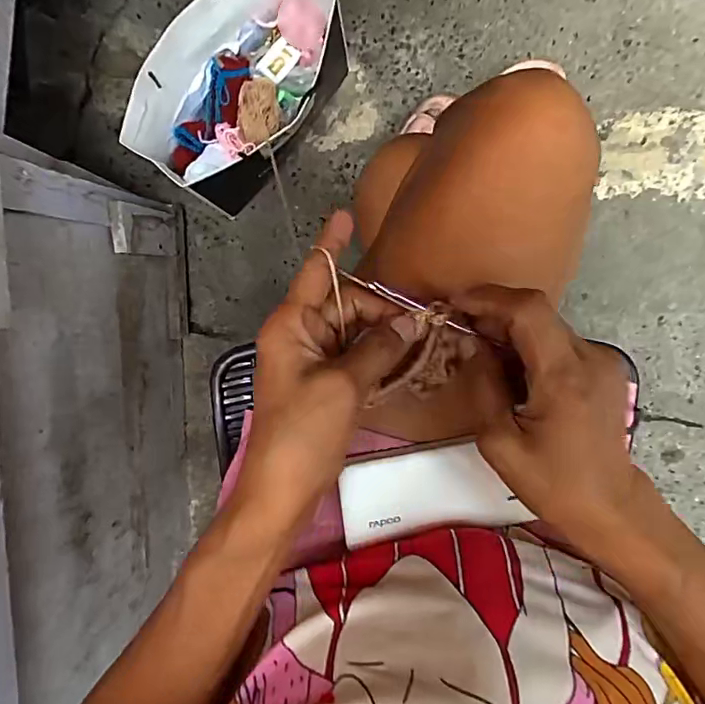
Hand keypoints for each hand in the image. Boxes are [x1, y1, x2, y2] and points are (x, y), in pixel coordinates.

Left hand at [235, 212, 423, 517]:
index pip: (315, 272)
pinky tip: (404, 359)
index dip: (332, 243)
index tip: (345, 215)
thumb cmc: (304, 433)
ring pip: (353, 330)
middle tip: (421, 325)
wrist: (283, 488)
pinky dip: (377, 355)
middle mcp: (297, 334)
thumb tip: (412, 322)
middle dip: (381, 308)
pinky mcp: (322, 384)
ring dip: (383, 333)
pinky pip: (353, 356)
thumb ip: (379, 348)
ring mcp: (309, 360)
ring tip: (420, 340)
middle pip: (344, 303)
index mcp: (291, 324)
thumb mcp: (344, 386)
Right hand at [455, 285, 683, 570]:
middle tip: (458, 327)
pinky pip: (558, 343)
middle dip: (493, 314)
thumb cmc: (552, 483)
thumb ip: (483, 386)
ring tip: (479, 351)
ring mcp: (602, 361)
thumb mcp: (500, 443)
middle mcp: (590, 358)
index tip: (455, 303)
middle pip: (537, 313)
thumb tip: (471, 344)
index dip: (488, 298)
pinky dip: (528, 346)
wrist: (611, 507)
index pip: (528, 310)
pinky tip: (509, 371)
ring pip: (546, 326)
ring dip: (509, 331)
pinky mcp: (604, 369)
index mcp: (564, 376)